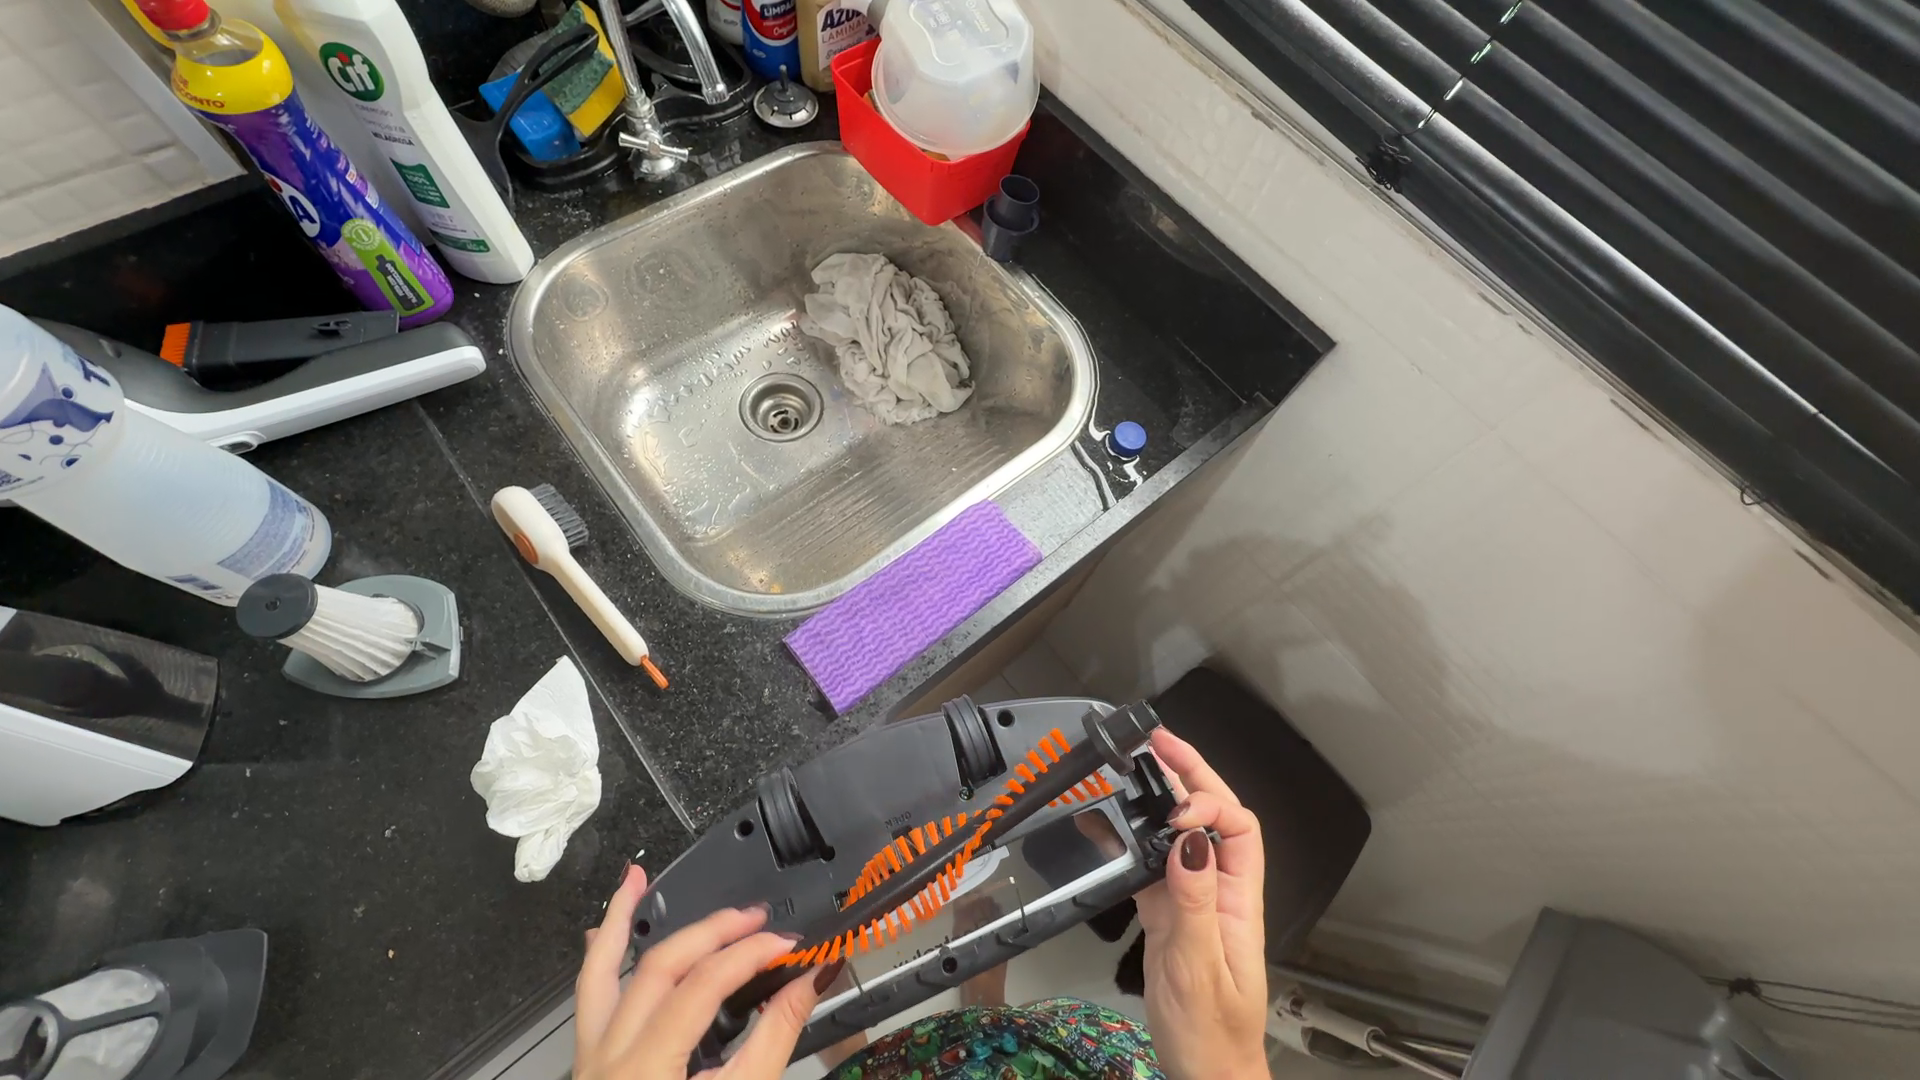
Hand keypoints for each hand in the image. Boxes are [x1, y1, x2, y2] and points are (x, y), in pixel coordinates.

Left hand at [575, 865, 838, 1079]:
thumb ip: (775, 1036)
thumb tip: (812, 976)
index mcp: (645, 1071)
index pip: (703, 985)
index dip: (751, 954)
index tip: (792, 945)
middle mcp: (606, 1059)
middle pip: (660, 967)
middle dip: (712, 931)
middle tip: (756, 917)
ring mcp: (589, 1062)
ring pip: (598, 976)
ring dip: (620, 923)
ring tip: (634, 878)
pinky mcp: (589, 1067)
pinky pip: (588, 1001)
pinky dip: (600, 959)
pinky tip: (604, 929)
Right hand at [1133, 728, 1267, 1079]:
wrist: (1202, 1071)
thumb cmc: (1212, 1031)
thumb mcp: (1201, 970)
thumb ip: (1193, 905)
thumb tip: (1188, 841)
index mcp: (1238, 898)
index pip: (1238, 827)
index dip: (1209, 806)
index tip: (1174, 815)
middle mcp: (1216, 886)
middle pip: (1212, 815)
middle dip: (1189, 772)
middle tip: (1157, 741)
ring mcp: (1188, 895)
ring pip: (1178, 832)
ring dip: (1157, 796)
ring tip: (1130, 765)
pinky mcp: (1163, 908)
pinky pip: (1145, 862)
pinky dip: (1124, 837)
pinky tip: (1100, 824)